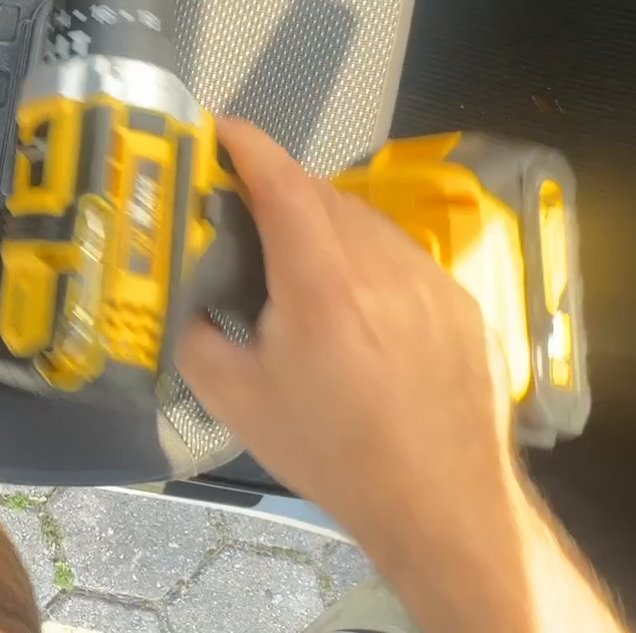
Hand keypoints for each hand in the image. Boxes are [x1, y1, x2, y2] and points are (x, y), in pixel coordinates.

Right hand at [176, 118, 518, 558]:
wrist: (446, 509)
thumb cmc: (328, 449)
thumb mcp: (229, 394)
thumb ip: (190, 328)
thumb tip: (178, 291)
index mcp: (321, 286)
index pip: (283, 186)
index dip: (248, 146)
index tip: (216, 126)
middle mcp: (381, 269)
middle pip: (318, 191)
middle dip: (270, 179)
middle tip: (230, 196)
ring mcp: (429, 281)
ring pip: (359, 215)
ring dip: (312, 210)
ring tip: (280, 241)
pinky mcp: (458, 301)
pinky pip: (391, 245)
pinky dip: (352, 242)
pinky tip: (338, 283)